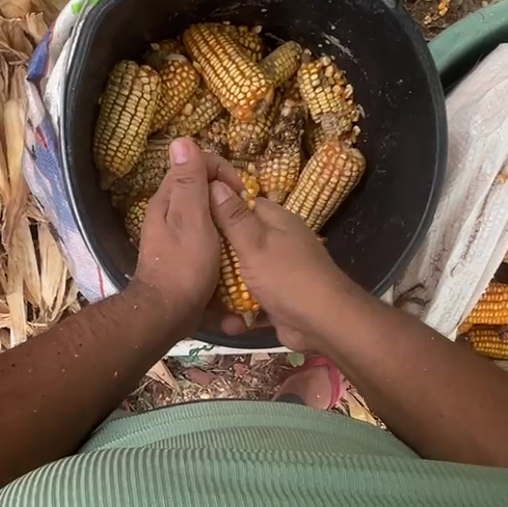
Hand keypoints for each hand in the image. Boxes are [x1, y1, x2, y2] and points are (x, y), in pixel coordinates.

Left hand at [128, 138, 223, 327]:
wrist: (166, 315)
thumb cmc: (184, 266)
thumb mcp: (192, 219)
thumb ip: (190, 182)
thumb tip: (182, 140)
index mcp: (167, 200)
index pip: (195, 164)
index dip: (222, 171)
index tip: (240, 194)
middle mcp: (166, 214)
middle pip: (201, 190)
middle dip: (225, 197)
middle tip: (243, 217)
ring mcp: (172, 237)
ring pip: (204, 216)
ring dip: (224, 221)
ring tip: (240, 237)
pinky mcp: (181, 258)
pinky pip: (204, 239)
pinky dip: (218, 242)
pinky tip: (229, 255)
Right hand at [206, 180, 368, 353]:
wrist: (322, 324)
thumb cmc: (287, 277)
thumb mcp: (254, 243)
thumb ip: (233, 217)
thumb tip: (215, 182)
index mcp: (276, 221)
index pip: (243, 203)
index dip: (217, 207)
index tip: (189, 215)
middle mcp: (278, 242)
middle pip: (238, 241)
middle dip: (215, 253)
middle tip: (185, 257)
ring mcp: (277, 272)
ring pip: (241, 274)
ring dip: (224, 288)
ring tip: (199, 292)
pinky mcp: (276, 298)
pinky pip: (250, 300)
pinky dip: (238, 310)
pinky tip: (223, 320)